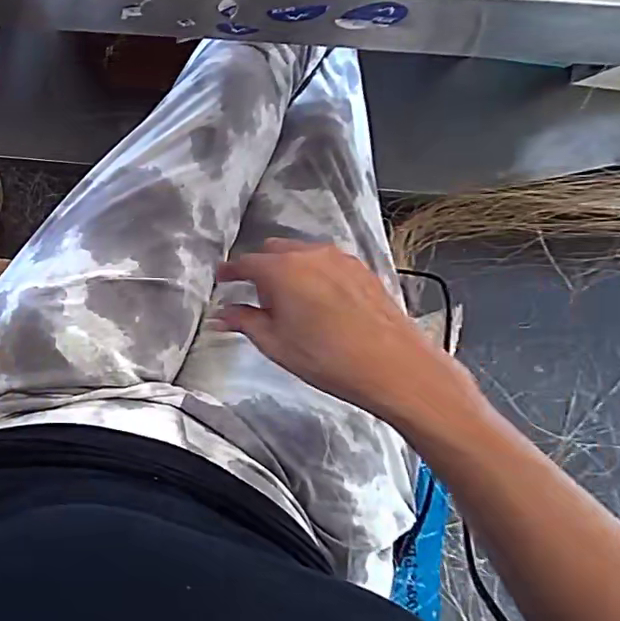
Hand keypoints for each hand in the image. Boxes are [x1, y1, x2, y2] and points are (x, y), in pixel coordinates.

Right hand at [210, 239, 478, 429]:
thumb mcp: (273, 342)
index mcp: (280, 269)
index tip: (221, 280)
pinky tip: (316, 300)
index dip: (229, 272)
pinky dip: (314, 274)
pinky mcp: (365, 272)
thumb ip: (244, 321)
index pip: (244, 263)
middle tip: (254, 294)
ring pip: (302, 254)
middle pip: (273, 250)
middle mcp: (310, 256)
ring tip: (287, 298)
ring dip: (288, 269)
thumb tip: (223, 314)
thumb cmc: (327, 358)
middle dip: (259, 267)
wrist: (398, 370)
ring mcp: (342, 261)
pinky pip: (327, 264)